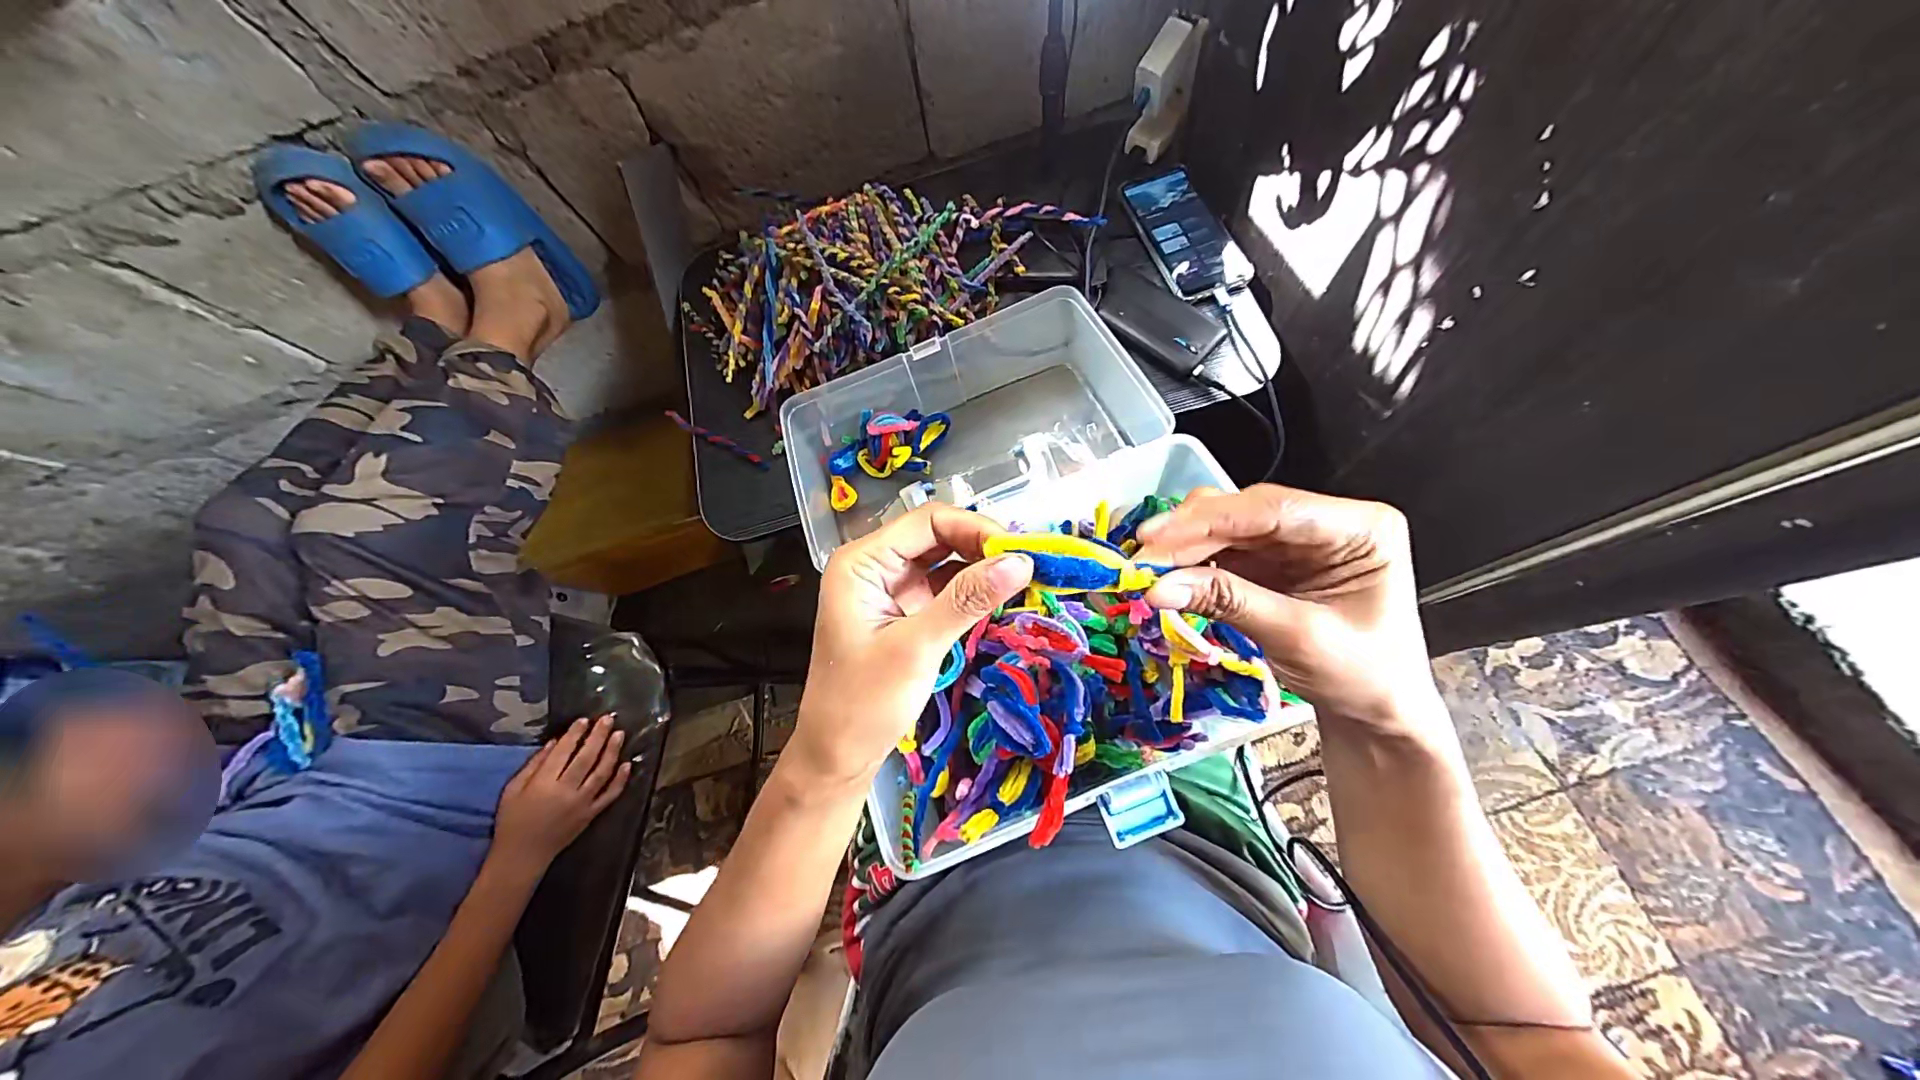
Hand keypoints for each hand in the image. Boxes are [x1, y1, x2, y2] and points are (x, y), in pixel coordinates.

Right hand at [491, 715, 630, 869]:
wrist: (522, 857)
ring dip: (612, 752)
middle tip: (608, 719)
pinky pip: (610, 794)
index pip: (563, 752)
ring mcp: (582, 803)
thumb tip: (555, 742)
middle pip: (586, 758)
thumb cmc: (512, 821)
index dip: (575, 734)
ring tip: (619, 734)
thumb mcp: (512, 790)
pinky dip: (620, 779)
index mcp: (543, 784)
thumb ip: (534, 765)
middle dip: (598, 736)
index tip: (584, 720)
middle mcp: (566, 792)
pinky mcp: (591, 814)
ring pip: (602, 773)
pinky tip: (627, 764)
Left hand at [793, 505, 1033, 782]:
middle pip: (939, 536)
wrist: (838, 755)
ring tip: (1023, 578)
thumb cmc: (862, 704)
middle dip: (983, 546)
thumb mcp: (916, 648)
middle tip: (1028, 565)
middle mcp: (876, 566)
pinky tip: (1001, 596)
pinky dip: (974, 591)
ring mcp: (892, 589)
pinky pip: (947, 588)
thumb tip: (1019, 563)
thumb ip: (967, 601)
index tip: (1018, 551)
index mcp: (862, 562)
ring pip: (947, 560)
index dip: (976, 529)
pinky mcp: (908, 612)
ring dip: (983, 567)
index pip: (928, 522)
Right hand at [1135, 484, 1444, 738]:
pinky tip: (1167, 575)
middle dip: (1189, 535)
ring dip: (1183, 547)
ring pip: (1226, 527)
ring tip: (1146, 569)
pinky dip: (1191, 563)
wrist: (1377, 714)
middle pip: (1243, 513)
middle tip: (1141, 560)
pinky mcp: (1271, 560)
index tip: (1154, 537)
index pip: (1272, 510)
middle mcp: (1326, 523)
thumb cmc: (1362, 677)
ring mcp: (1296, 541)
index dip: (1208, 521)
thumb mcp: (1297, 637)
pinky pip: (1222, 550)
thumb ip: (1228, 602)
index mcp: (1360, 528)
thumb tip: (1158, 587)